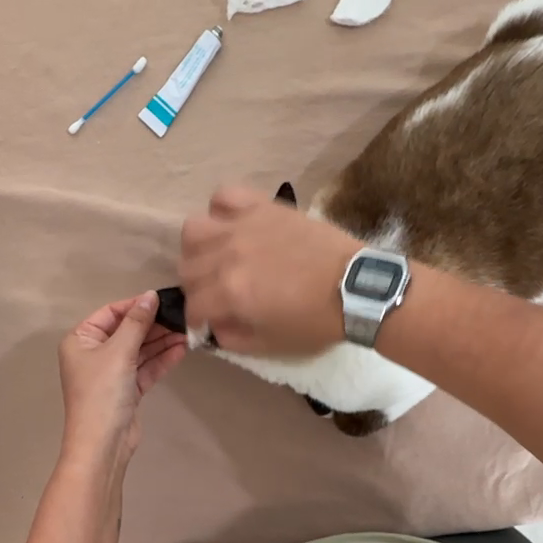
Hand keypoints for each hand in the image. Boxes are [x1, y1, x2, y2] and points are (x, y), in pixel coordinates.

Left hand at [58, 292, 187, 459]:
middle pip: (127, 331)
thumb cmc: (102, 392)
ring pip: (139, 351)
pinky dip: (161, 360)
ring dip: (161, 342)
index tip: (162, 299)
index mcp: (81, 340)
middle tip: (180, 316)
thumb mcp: (118, 351)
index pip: (110, 313)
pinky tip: (181, 349)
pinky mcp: (127, 390)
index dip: (136, 305)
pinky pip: (145, 369)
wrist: (103, 443)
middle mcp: (93, 354)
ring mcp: (111, 373)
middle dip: (153, 325)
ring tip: (186, 332)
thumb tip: (151, 296)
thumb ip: (136, 323)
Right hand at [179, 185, 363, 357]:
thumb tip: (213, 327)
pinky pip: (225, 196)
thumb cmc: (314, 323)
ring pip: (194, 230)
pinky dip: (221, 211)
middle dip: (196, 288)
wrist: (355, 288)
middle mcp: (228, 255)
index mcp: (230, 293)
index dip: (197, 321)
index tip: (208, 325)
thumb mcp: (269, 346)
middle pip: (187, 268)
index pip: (192, 307)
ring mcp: (244, 226)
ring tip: (216, 258)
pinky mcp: (263, 207)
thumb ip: (232, 338)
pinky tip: (233, 227)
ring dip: (198, 249)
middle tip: (215, 295)